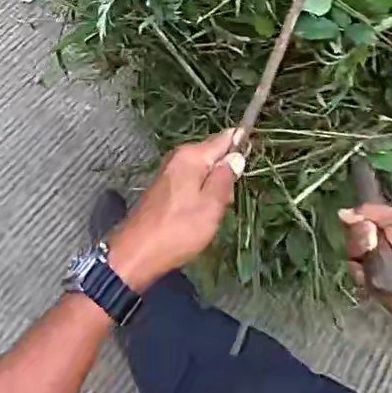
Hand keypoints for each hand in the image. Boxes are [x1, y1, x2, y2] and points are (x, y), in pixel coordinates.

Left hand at [108, 130, 243, 290]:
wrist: (137, 253)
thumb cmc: (178, 230)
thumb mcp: (211, 205)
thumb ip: (225, 178)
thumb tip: (236, 156)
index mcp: (191, 156)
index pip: (223, 139)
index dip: (241, 145)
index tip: (254, 156)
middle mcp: (178, 158)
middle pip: (213, 155)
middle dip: (226, 173)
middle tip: (228, 200)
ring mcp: (169, 172)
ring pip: (202, 171)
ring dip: (213, 187)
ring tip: (214, 212)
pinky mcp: (163, 188)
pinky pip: (190, 182)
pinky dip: (200, 194)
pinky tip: (199, 216)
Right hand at [339, 203, 391, 324]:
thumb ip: (372, 210)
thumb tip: (343, 213)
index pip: (363, 212)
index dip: (359, 216)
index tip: (362, 221)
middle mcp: (383, 239)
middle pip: (354, 229)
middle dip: (360, 234)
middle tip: (373, 242)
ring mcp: (376, 260)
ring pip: (351, 249)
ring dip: (361, 253)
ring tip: (377, 260)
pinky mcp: (370, 280)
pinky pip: (354, 269)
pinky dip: (361, 271)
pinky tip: (373, 275)